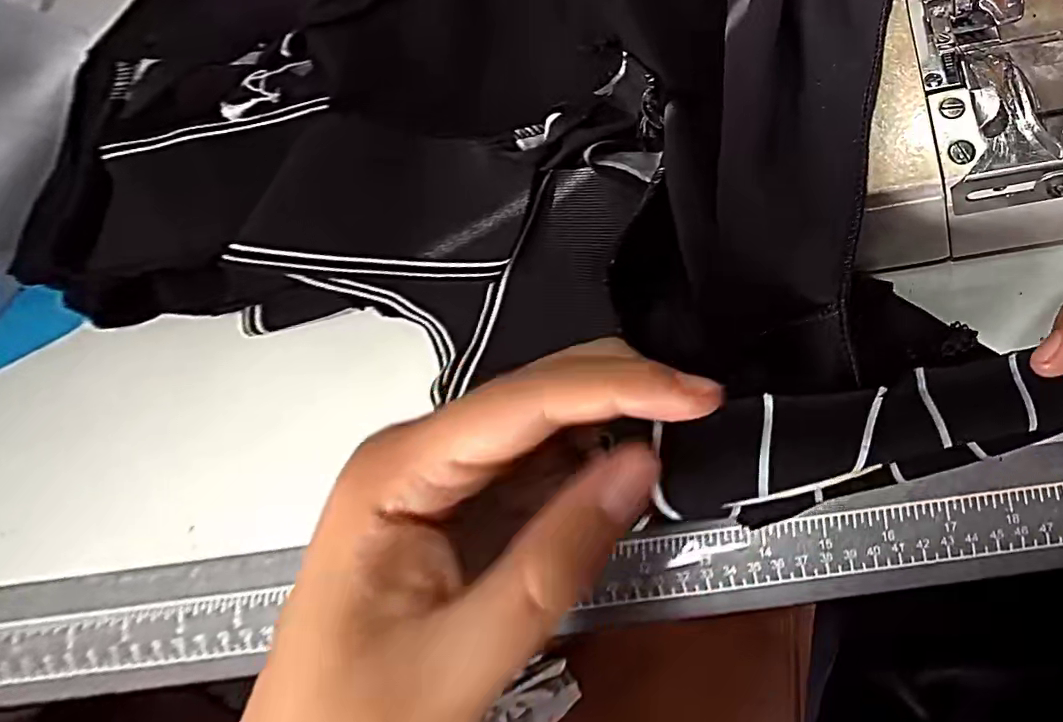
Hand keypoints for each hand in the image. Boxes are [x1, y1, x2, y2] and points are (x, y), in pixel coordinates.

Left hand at [244, 338, 723, 721]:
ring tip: (682, 427)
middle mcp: (428, 448)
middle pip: (552, 378)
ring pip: (565, 397)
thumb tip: (641, 463)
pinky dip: (614, 436)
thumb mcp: (463, 654)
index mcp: (399, 471)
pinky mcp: (485, 483)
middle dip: (635, 383)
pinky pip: (564, 437)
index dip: (626, 385)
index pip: (535, 396)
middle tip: (701, 405)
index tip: (696, 397)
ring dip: (629, 405)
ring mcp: (457, 462)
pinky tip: (640, 455)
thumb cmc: (356, 719)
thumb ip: (558, 556)